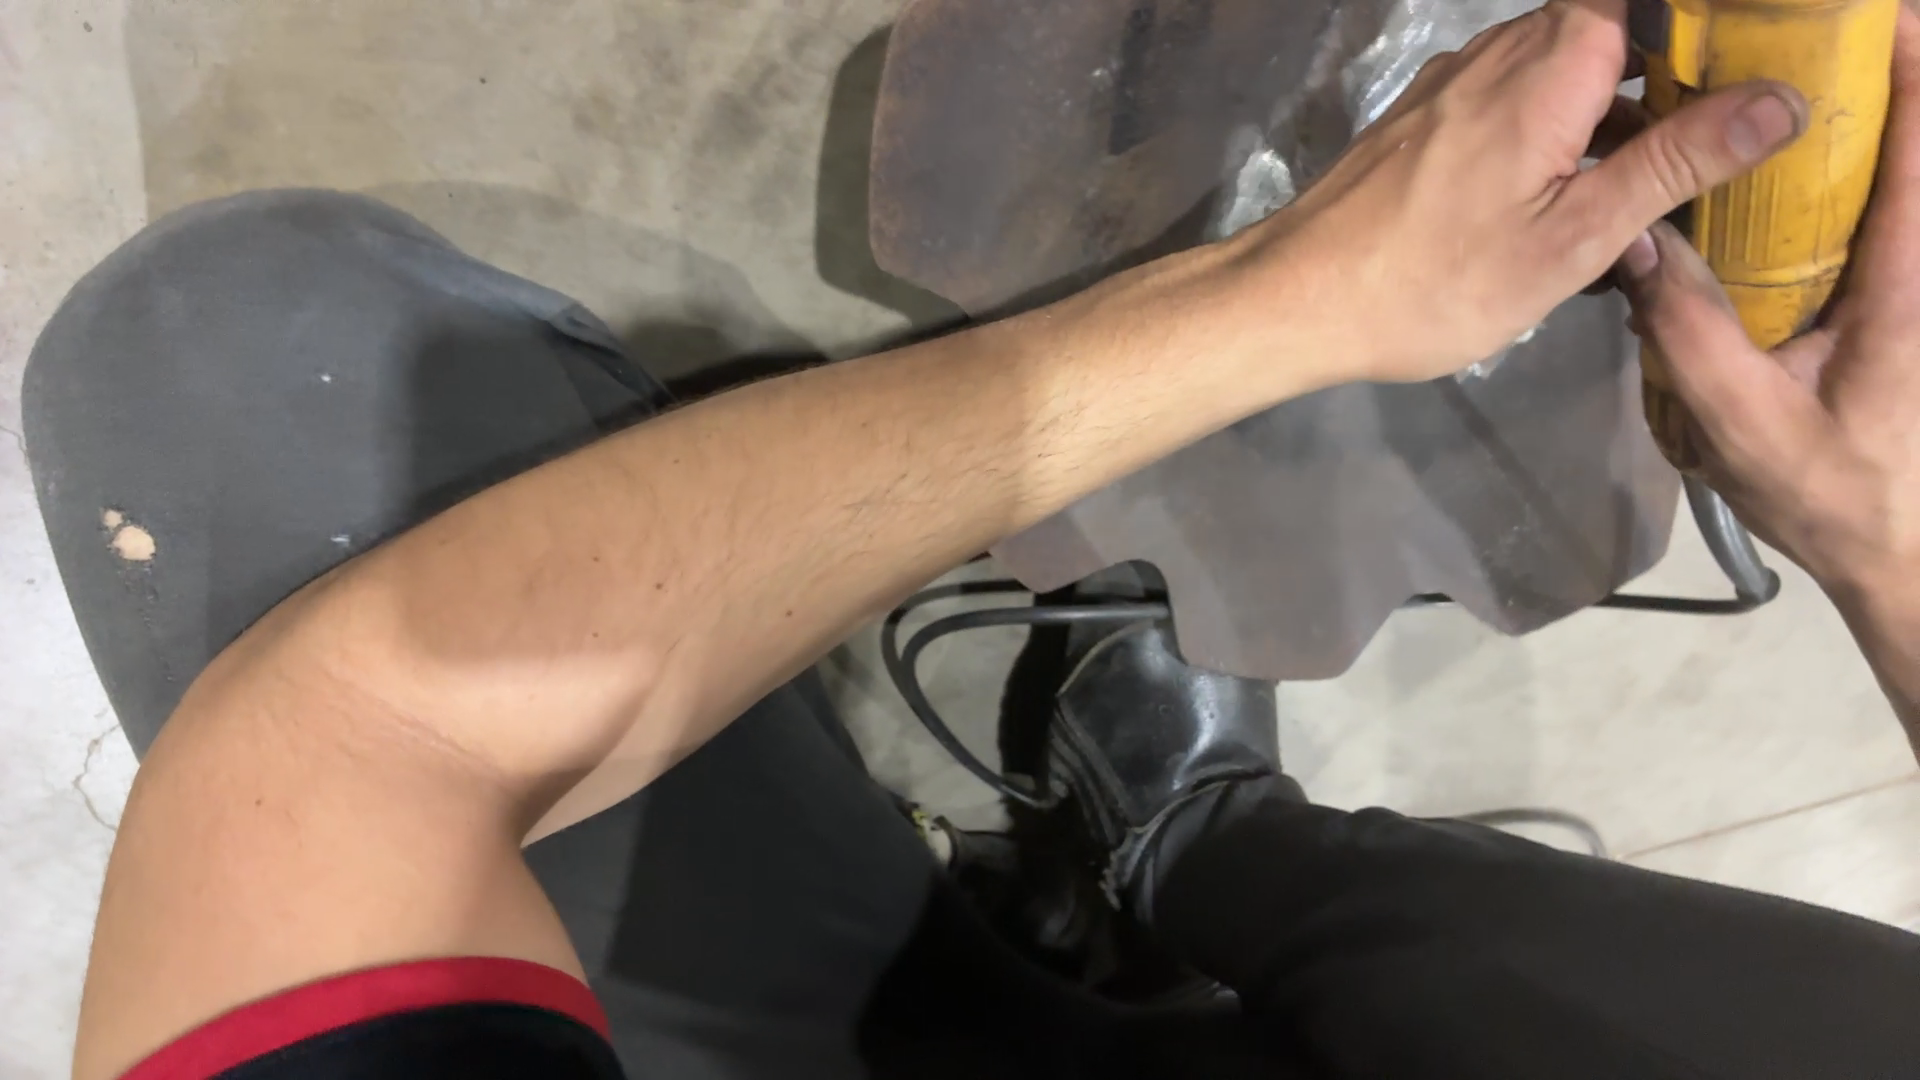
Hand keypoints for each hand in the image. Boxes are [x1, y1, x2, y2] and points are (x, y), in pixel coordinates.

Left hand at [1245, 0, 1805, 381]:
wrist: (1287, 305)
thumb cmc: (1426, 283)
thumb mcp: (1566, 239)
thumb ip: (1672, 162)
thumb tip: (1782, 99)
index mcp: (1555, 56)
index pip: (1663, 4)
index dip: (1717, 40)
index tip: (1741, 96)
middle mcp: (1495, 53)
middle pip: (1611, 40)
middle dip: (1657, 98)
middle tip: (1689, 168)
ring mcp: (1441, 92)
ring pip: (1549, 87)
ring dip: (1591, 137)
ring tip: (1616, 212)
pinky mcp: (1407, 133)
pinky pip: (1494, 120)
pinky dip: (1531, 153)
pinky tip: (1536, 215)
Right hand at [1619, 8, 1919, 604]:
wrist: (1894, 546)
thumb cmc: (1825, 486)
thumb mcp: (1742, 415)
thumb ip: (1688, 332)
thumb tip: (1639, 245)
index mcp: (1910, 287)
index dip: (1913, 80)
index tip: (1887, 20)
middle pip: (1913, 161)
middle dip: (1877, 96)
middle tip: (1808, 55)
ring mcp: (1905, 294)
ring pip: (1890, 195)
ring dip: (1847, 144)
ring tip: (1784, 110)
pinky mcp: (1885, 316)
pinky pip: (1863, 236)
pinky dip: (1826, 199)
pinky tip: (1771, 197)